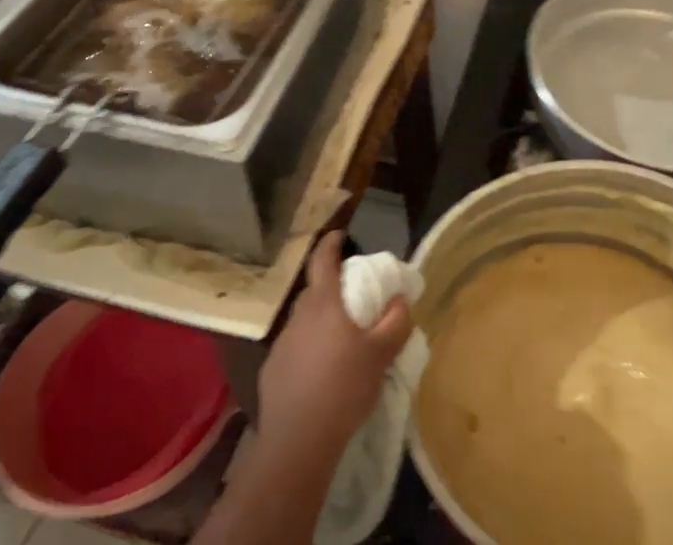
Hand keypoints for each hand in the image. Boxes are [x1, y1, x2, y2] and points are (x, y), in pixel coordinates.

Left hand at [258, 230, 412, 454]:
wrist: (299, 438)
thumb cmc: (344, 386)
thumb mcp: (381, 354)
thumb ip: (395, 322)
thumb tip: (399, 298)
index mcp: (324, 305)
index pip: (323, 261)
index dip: (330, 244)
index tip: (339, 235)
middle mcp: (298, 318)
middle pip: (314, 292)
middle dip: (331, 288)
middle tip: (354, 298)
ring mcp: (282, 344)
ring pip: (304, 322)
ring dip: (322, 322)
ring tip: (343, 340)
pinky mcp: (273, 371)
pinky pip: (296, 348)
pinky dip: (311, 349)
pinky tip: (324, 372)